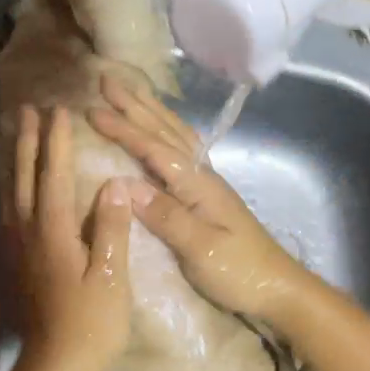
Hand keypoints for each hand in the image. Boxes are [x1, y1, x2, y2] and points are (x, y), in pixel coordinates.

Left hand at [6, 105, 133, 370]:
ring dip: (14, 159)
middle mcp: (27, 231)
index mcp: (53, 230)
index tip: (60, 110)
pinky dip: (9, 186)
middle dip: (27, 141)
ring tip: (16, 135)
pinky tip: (12, 186)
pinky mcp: (14, 261)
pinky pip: (6, 209)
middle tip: (28, 109)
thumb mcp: (111, 276)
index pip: (54, 174)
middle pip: (24, 176)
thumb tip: (113, 184)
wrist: (55, 365)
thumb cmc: (91, 323)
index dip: (56, 141)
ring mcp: (17, 247)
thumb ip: (111, 228)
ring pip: (10, 191)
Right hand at [87, 75, 317, 323]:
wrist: (277, 291)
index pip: (155, 149)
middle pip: (165, 132)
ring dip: (150, 112)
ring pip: (175, 136)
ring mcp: (207, 185)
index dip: (123, 129)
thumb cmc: (239, 273)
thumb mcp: (201, 250)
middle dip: (134, 106)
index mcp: (198, 186)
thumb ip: (166, 216)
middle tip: (106, 80)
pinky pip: (180, 151)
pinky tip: (159, 132)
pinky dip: (165, 132)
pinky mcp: (207, 197)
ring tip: (129, 93)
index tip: (92, 110)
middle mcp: (203, 176)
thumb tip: (124, 183)